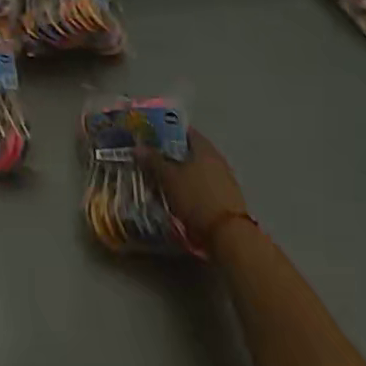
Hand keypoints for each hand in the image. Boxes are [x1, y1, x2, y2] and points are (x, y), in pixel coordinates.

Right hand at [141, 127, 248, 245]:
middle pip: (189, 151)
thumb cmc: (196, 199)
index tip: (150, 142)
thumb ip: (154, 161)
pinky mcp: (225, 196)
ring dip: (179, 175)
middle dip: (170, 158)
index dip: (166, 134)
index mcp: (204, 146)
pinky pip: (202, 185)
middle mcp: (216, 157)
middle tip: (151, 166)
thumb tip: (138, 147)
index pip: (183, 132)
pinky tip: (178, 200)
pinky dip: (189, 189)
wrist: (227, 233)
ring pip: (195, 170)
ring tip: (161, 186)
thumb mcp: (170, 179)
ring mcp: (223, 176)